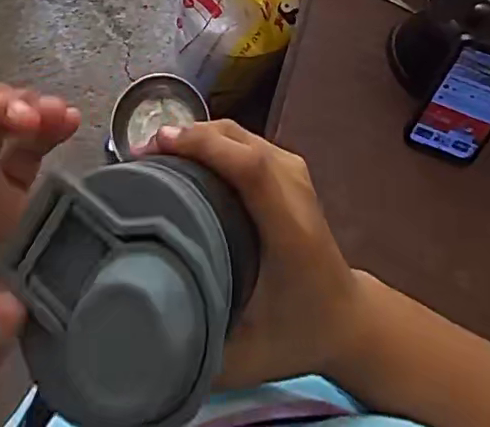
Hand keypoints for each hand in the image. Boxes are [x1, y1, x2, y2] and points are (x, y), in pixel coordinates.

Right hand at [153, 120, 363, 388]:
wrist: (348, 317)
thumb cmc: (297, 334)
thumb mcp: (250, 356)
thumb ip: (203, 349)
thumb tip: (149, 333)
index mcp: (289, 230)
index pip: (251, 168)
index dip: (205, 147)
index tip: (160, 145)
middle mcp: (294, 190)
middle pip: (239, 139)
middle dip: (188, 136)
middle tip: (141, 153)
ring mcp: (294, 172)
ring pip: (238, 133)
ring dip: (196, 135)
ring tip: (156, 152)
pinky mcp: (288, 166)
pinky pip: (242, 139)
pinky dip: (209, 139)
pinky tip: (185, 155)